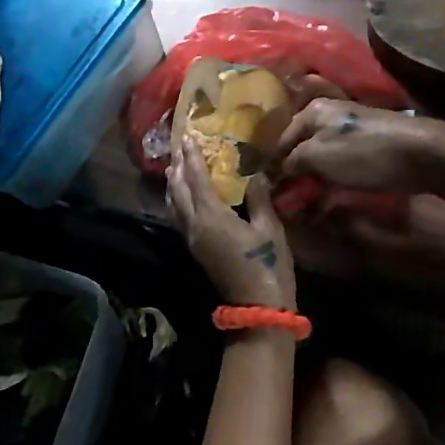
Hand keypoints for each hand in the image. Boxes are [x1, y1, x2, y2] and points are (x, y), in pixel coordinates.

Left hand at [167, 132, 296, 308]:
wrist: (257, 308)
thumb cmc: (267, 265)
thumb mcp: (270, 229)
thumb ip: (259, 199)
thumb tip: (255, 175)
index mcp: (212, 217)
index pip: (196, 179)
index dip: (192, 157)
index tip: (188, 136)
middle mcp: (195, 225)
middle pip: (179, 190)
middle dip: (178, 166)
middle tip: (179, 146)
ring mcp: (193, 239)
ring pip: (175, 205)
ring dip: (174, 183)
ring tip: (175, 166)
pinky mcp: (196, 249)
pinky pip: (179, 217)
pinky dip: (178, 199)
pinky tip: (183, 195)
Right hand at [273, 99, 444, 195]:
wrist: (419, 154)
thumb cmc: (362, 153)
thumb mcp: (317, 156)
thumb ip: (292, 162)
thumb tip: (277, 171)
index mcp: (313, 111)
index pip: (280, 140)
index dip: (272, 166)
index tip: (266, 193)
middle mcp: (329, 117)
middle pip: (301, 149)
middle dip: (292, 176)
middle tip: (286, 204)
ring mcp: (350, 133)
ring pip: (320, 160)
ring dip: (311, 184)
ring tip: (305, 210)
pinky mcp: (366, 150)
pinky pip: (338, 168)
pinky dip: (330, 184)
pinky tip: (326, 204)